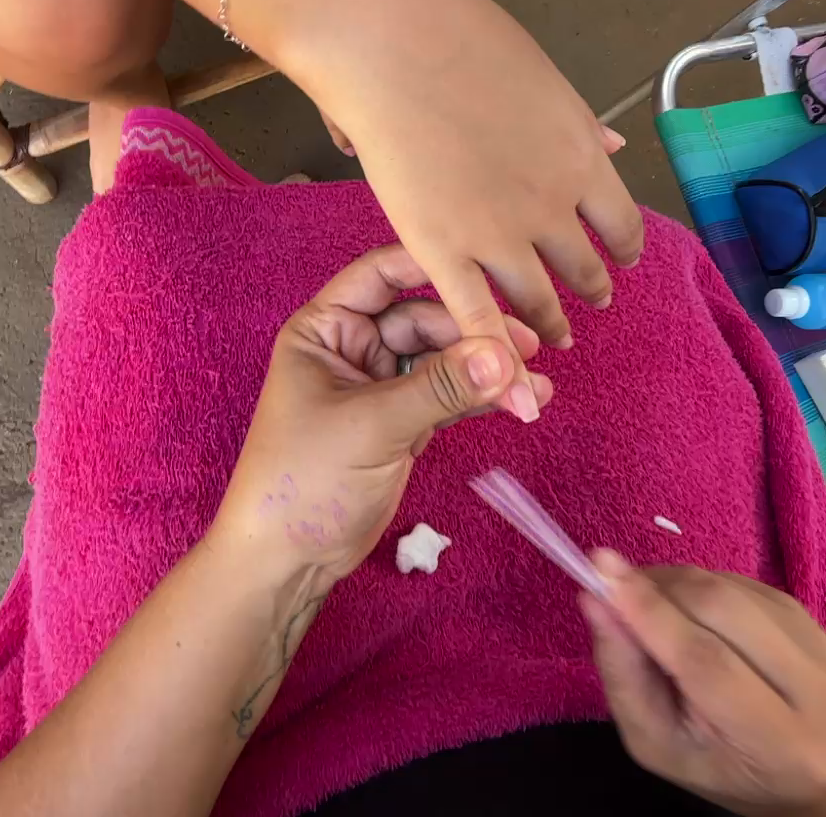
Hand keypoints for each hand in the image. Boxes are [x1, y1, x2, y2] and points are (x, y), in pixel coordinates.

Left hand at [212, 244, 553, 588]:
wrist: (289, 560)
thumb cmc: (305, 479)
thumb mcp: (371, 426)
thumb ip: (438, 388)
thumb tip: (504, 357)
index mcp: (325, 327)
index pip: (382, 275)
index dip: (432, 265)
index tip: (488, 266)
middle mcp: (353, 345)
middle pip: (424, 319)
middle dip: (474, 336)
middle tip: (528, 353)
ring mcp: (381, 383)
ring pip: (442, 359)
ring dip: (486, 369)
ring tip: (536, 385)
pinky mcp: (403, 418)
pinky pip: (448, 395)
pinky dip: (482, 399)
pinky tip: (526, 400)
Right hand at [269, 0, 642, 418]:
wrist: (392, 41)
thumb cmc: (460, 38)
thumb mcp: (542, 77)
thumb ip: (578, 125)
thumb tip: (616, 149)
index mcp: (581, 158)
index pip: (618, 224)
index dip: (618, 251)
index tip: (615, 263)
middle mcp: (551, 206)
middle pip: (578, 267)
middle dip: (585, 294)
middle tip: (582, 312)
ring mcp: (497, 234)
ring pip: (532, 298)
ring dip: (546, 324)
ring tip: (549, 341)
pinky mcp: (442, 250)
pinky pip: (475, 317)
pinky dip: (495, 358)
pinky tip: (509, 386)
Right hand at [584, 553, 825, 816]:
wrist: (818, 775)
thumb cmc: (724, 768)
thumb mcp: (656, 743)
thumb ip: (622, 675)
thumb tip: (595, 599)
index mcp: (779, 745)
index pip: (707, 662)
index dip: (650, 612)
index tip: (600, 568)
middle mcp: (816, 692)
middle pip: (721, 611)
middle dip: (656, 589)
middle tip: (615, 590)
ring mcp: (820, 647)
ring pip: (727, 588)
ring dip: (674, 584)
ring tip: (654, 610)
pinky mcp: (812, 616)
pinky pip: (737, 582)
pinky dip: (698, 586)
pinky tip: (692, 613)